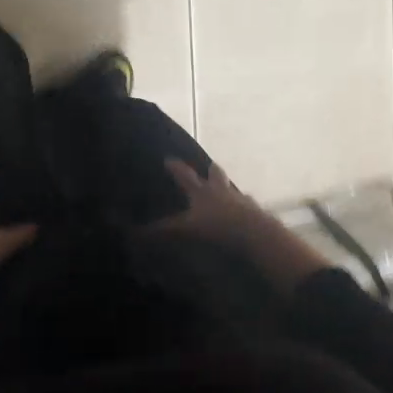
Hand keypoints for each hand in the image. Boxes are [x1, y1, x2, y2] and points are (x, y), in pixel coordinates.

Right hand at [154, 158, 272, 245]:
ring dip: (229, 190)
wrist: (255, 233)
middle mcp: (221, 190)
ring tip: (227, 193)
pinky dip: (245, 209)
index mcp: (202, 191)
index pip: (184, 175)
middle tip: (209, 167)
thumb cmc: (217, 227)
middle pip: (216, 175)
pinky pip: (249, 207)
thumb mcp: (185, 230)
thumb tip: (136, 232)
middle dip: (211, 171)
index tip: (168, 159)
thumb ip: (163, 231)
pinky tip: (246, 215)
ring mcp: (241, 200)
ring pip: (233, 190)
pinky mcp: (257, 213)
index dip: (175, 167)